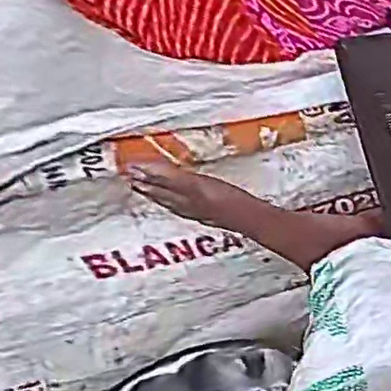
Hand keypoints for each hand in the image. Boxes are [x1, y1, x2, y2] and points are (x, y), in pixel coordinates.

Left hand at [128, 161, 267, 224]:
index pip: (156, 186)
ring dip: (168, 198)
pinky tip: (196, 205)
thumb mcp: (194, 183)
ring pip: (179, 204)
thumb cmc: (229, 203)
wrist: (260, 222)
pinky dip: (190, 205)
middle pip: (164, 197)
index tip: (129, 168)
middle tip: (137, 180)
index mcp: (183, 199)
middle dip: (150, 188)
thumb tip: (135, 168)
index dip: (143, 176)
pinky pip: (198, 209)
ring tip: (158, 192)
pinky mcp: (223, 216)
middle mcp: (191, 208)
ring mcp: (207, 214)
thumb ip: (165, 176)